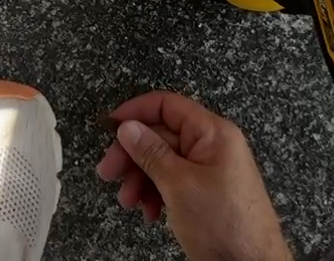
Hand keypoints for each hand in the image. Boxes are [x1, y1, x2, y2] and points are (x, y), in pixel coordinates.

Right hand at [96, 92, 290, 260]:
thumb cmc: (225, 227)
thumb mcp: (179, 185)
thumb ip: (150, 152)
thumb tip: (126, 126)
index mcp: (213, 133)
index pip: (167, 105)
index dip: (136, 112)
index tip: (111, 127)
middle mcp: (213, 147)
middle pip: (161, 136)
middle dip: (132, 155)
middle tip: (109, 171)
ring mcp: (211, 172)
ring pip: (164, 162)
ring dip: (141, 179)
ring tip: (128, 201)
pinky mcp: (208, 195)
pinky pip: (174, 182)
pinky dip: (156, 194)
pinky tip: (148, 212)